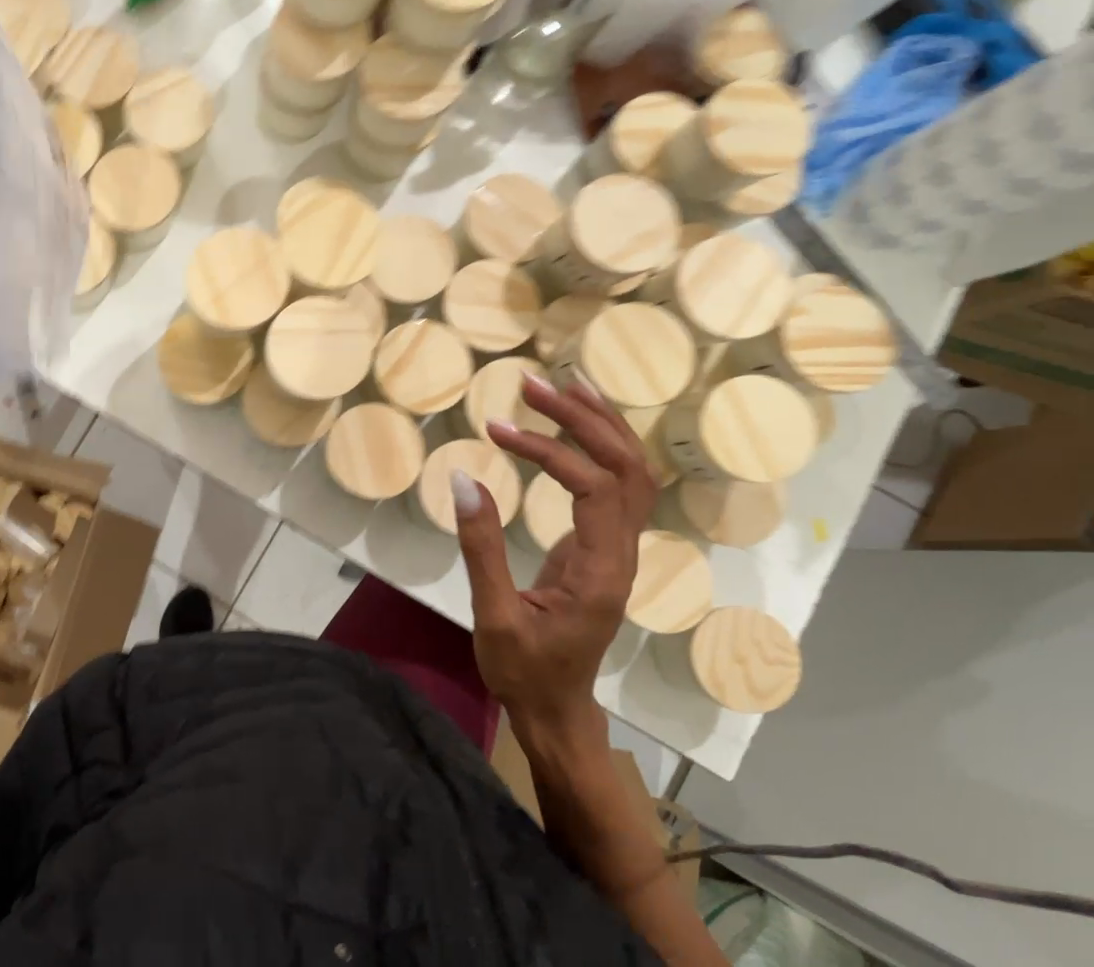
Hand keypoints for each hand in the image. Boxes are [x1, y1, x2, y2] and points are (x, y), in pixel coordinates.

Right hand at [452, 375, 656, 742]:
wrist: (557, 708)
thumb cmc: (524, 670)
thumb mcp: (493, 616)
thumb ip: (481, 547)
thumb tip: (463, 479)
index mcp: (600, 571)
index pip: (594, 488)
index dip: (550, 452)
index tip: (496, 431)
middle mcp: (621, 553)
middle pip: (627, 467)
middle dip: (584, 420)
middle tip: (533, 386)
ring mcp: (618, 550)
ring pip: (632, 472)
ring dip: (600, 425)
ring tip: (561, 386)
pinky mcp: (602, 548)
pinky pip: (615, 486)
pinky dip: (598, 447)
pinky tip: (570, 426)